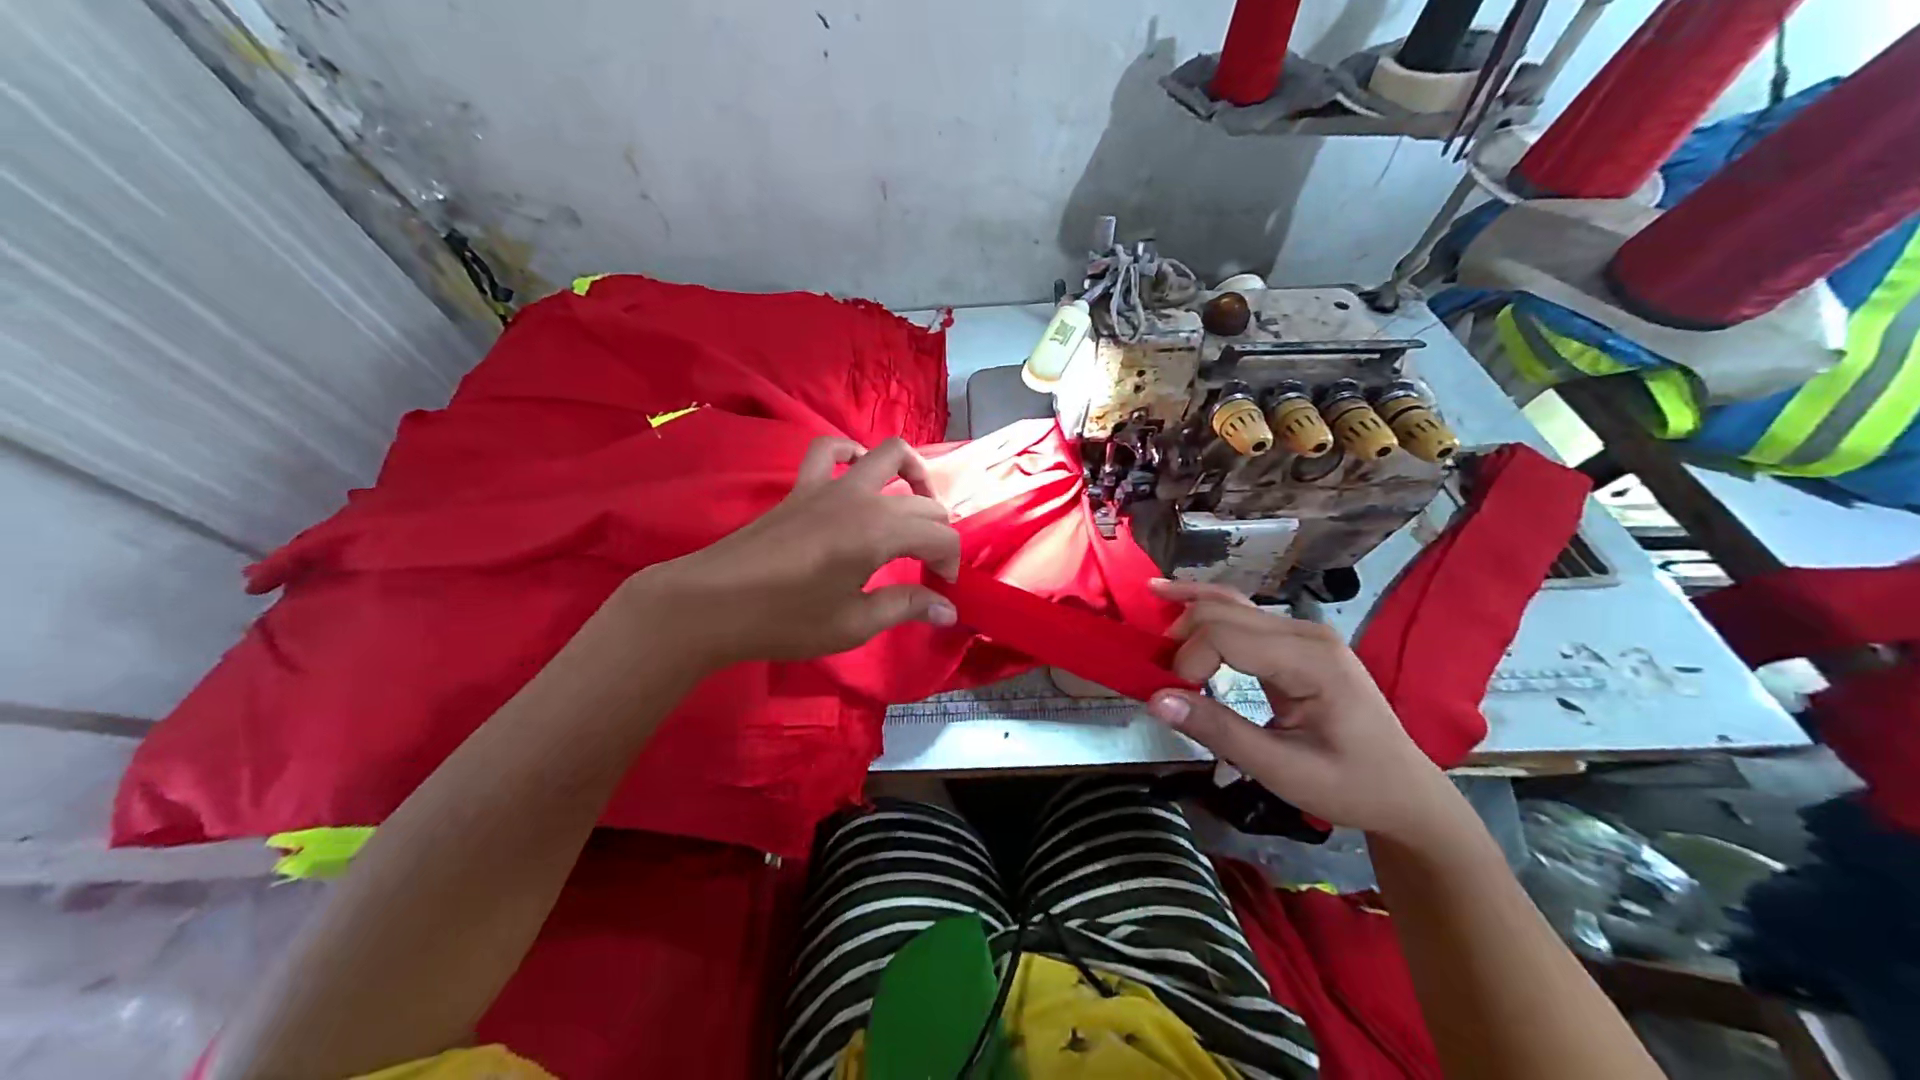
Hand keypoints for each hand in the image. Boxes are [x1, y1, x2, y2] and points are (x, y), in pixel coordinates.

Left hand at [623, 437, 962, 668]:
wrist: (712, 603)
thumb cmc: (785, 619)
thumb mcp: (853, 623)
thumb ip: (906, 608)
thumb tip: (948, 610)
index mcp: (879, 532)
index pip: (939, 536)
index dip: (950, 563)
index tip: (942, 591)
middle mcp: (862, 498)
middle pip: (922, 501)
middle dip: (937, 532)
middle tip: (929, 567)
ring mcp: (830, 486)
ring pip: (888, 454)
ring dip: (912, 474)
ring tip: (914, 504)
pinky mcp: (802, 486)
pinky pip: (830, 450)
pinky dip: (851, 453)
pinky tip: (857, 474)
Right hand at [1143, 580, 1462, 842]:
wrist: (1403, 792)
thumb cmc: (1350, 785)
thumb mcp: (1283, 771)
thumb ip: (1219, 731)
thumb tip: (1156, 700)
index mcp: (1311, 660)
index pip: (1225, 635)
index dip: (1187, 661)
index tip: (1174, 700)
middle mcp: (1306, 632)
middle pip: (1222, 612)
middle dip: (1180, 639)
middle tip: (1157, 678)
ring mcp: (1301, 632)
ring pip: (1229, 603)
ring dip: (1185, 614)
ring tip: (1146, 621)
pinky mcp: (1293, 641)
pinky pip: (1240, 615)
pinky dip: (1203, 610)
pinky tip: (1172, 595)